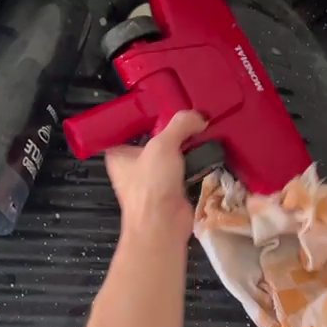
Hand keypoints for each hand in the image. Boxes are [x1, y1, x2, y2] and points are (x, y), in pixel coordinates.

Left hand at [104, 111, 207, 248]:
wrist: (162, 226)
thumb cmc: (151, 185)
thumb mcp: (163, 145)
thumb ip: (180, 125)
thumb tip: (199, 117)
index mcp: (119, 153)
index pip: (130, 126)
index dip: (147, 114)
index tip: (165, 101)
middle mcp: (133, 165)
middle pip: (155, 137)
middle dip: (172, 128)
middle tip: (190, 114)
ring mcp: (153, 177)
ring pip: (172, 152)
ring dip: (186, 144)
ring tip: (202, 126)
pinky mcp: (172, 188)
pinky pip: (185, 166)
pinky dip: (195, 159)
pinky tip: (206, 147)